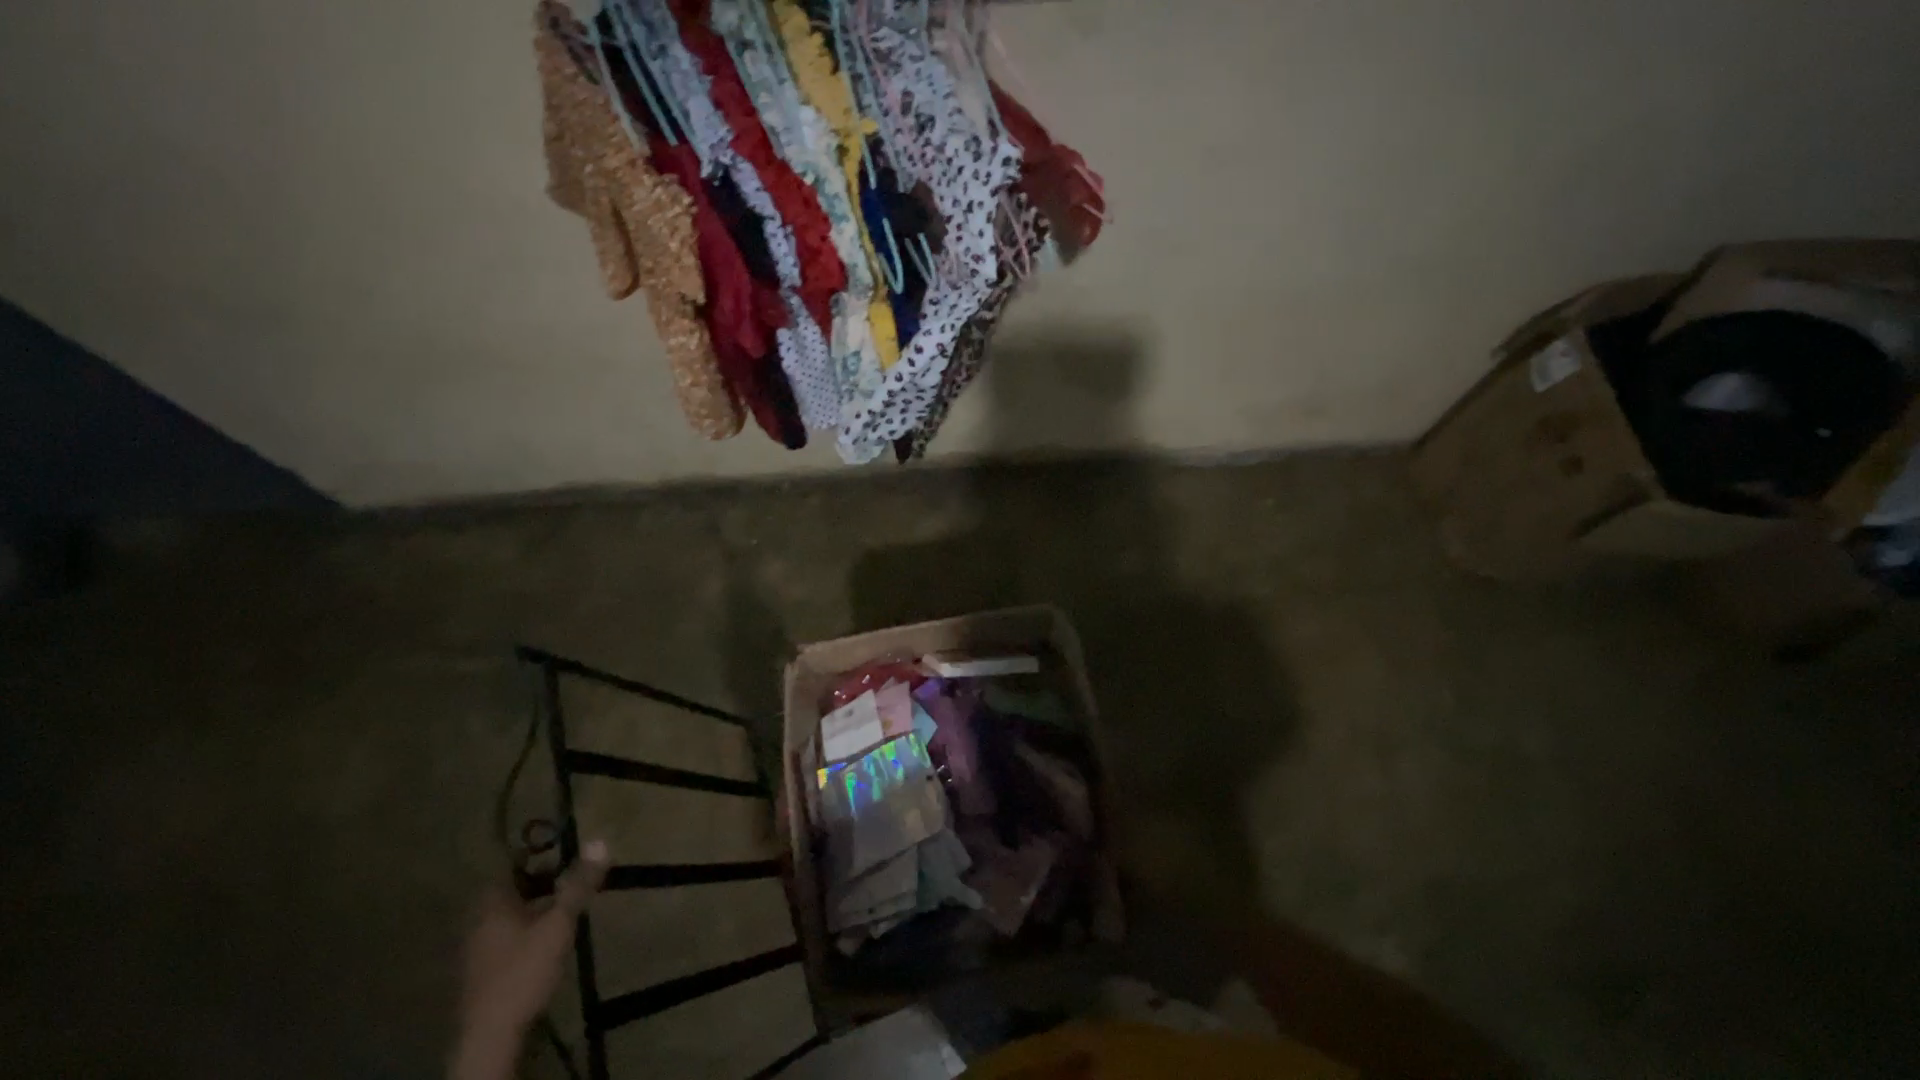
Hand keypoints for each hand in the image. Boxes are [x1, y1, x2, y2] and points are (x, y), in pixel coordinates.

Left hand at [451, 839, 608, 1079]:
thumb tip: (600, 841)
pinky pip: (504, 938)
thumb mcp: (559, 924)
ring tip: (561, 913)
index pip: (513, 864)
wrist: (491, 1032)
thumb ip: (578, 885)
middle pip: (511, 890)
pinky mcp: (480, 971)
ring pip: (508, 916)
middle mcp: (477, 918)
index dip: (538, 856)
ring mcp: (475, 946)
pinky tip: (542, 944)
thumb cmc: (524, 969)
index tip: (564, 856)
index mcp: (491, 900)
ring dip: (533, 910)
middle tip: (568, 884)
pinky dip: (524, 933)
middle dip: (539, 884)